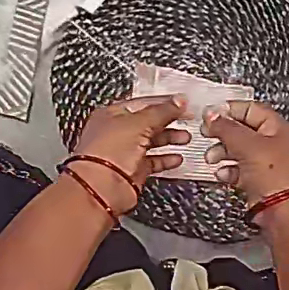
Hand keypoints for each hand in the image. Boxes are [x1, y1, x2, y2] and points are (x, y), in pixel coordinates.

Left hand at [68, 95, 188, 211]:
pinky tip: (176, 158)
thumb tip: (178, 102)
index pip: (143, 103)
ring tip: (185, 137)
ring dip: (170, 139)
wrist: (100, 187)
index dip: (164, 102)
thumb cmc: (106, 153)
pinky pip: (152, 162)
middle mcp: (117, 133)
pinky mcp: (132, 171)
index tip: (182, 103)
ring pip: (152, 142)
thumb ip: (162, 111)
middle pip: (149, 122)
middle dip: (169, 121)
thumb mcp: (140, 122)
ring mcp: (124, 153)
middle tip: (187, 119)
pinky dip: (166, 159)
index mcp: (112, 114)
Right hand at [201, 100, 288, 206]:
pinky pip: (239, 170)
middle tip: (207, 133)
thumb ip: (227, 127)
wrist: (283, 212)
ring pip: (238, 151)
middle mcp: (274, 144)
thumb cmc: (276, 176)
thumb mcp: (248, 144)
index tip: (210, 114)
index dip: (230, 109)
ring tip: (212, 157)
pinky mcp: (259, 181)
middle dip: (223, 133)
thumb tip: (213, 115)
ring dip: (222, 153)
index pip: (251, 109)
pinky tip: (224, 174)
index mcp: (278, 128)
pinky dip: (229, 171)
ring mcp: (266, 163)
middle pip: (242, 130)